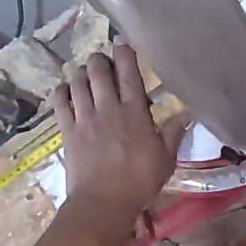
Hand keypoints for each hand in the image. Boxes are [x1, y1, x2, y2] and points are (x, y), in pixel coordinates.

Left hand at [52, 44, 189, 223]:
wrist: (103, 203)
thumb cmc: (139, 183)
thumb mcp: (165, 160)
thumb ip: (174, 133)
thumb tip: (186, 113)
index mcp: (135, 113)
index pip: (129, 72)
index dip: (124, 53)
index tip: (121, 42)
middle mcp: (108, 108)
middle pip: (98, 70)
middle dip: (99, 60)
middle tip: (102, 62)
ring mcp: (85, 118)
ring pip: (77, 81)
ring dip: (80, 73)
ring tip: (84, 75)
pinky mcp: (67, 131)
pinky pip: (59, 102)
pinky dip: (61, 91)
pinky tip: (65, 91)